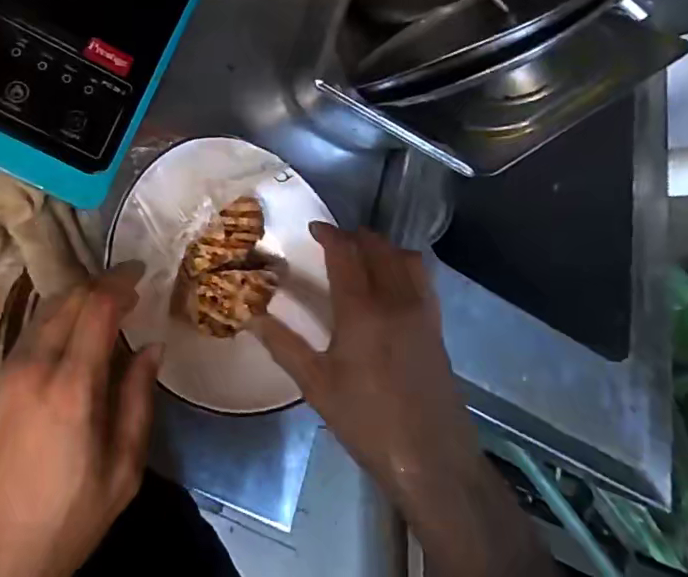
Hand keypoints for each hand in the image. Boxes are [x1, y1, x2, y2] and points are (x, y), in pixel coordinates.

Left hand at [0, 262, 162, 576]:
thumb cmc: (60, 521)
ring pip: (46, 310)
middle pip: (69, 298)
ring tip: (105, 308)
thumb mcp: (120, 474)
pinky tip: (73, 335)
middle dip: (101, 284)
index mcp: (71, 387)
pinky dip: (57, 318)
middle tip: (129, 288)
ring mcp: (7, 370)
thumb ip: (137, 402)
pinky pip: (31, 331)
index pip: (97, 307)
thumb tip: (152, 348)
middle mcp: (35, 365)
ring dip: (77, 299)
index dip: (121, 282)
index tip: (142, 272)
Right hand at [253, 224, 480, 508]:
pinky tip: (391, 281)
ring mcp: (421, 311)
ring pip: (404, 257)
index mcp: (361, 310)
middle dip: (354, 236)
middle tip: (332, 242)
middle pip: (377, 247)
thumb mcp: (316, 386)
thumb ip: (283, 345)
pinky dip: (404, 264)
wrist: (431, 459)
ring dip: (381, 246)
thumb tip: (251, 317)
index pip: (345, 253)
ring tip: (362, 254)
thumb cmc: (367, 421)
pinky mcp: (436, 326)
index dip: (329, 234)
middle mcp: (394, 299)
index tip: (313, 228)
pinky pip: (422, 278)